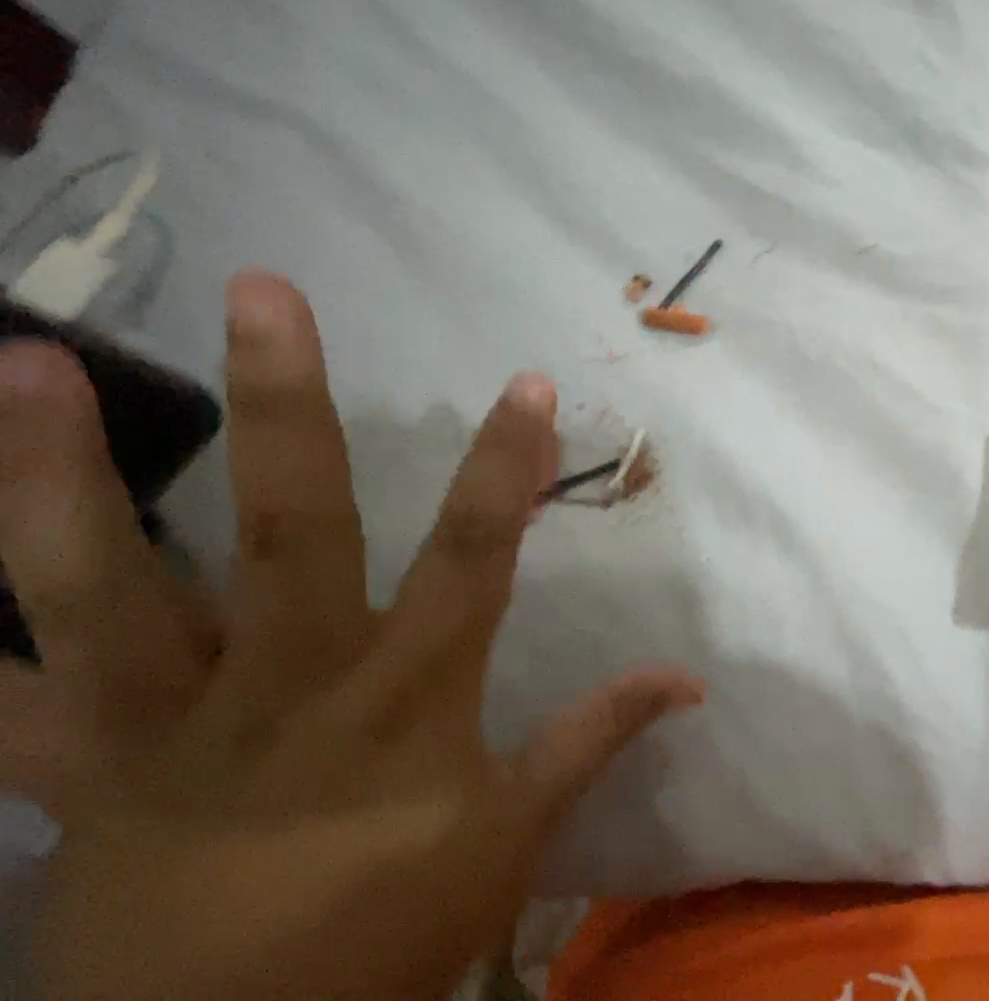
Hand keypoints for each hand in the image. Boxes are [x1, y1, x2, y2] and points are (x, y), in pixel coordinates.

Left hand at [4, 270, 702, 999]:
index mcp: (403, 697)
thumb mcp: (514, 834)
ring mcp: (163, 718)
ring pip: (101, 582)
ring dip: (54, 475)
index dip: (506, 468)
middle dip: (283, 410)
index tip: (526, 380)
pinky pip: (0, 702)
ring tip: (24, 363)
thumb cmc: (392, 924)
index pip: (476, 557)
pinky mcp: (75, 768)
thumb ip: (593, 738)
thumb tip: (688, 679)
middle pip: (287, 528)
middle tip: (264, 296)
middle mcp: (284, 680)